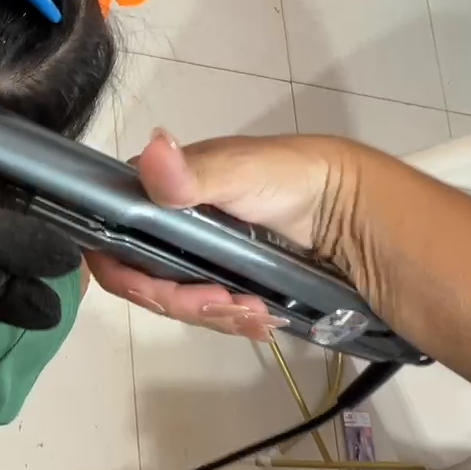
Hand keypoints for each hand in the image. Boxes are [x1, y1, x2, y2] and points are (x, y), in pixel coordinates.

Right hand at [87, 130, 357, 340]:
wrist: (360, 211)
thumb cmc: (296, 179)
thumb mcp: (242, 171)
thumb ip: (190, 174)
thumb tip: (152, 149)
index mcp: (152, 198)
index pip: (110, 241)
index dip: (122, 271)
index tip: (155, 288)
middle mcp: (163, 229)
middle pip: (139, 280)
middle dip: (176, 300)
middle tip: (223, 301)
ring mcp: (190, 259)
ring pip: (172, 302)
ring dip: (209, 314)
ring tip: (255, 312)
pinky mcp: (219, 283)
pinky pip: (205, 313)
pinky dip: (230, 320)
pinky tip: (259, 319)